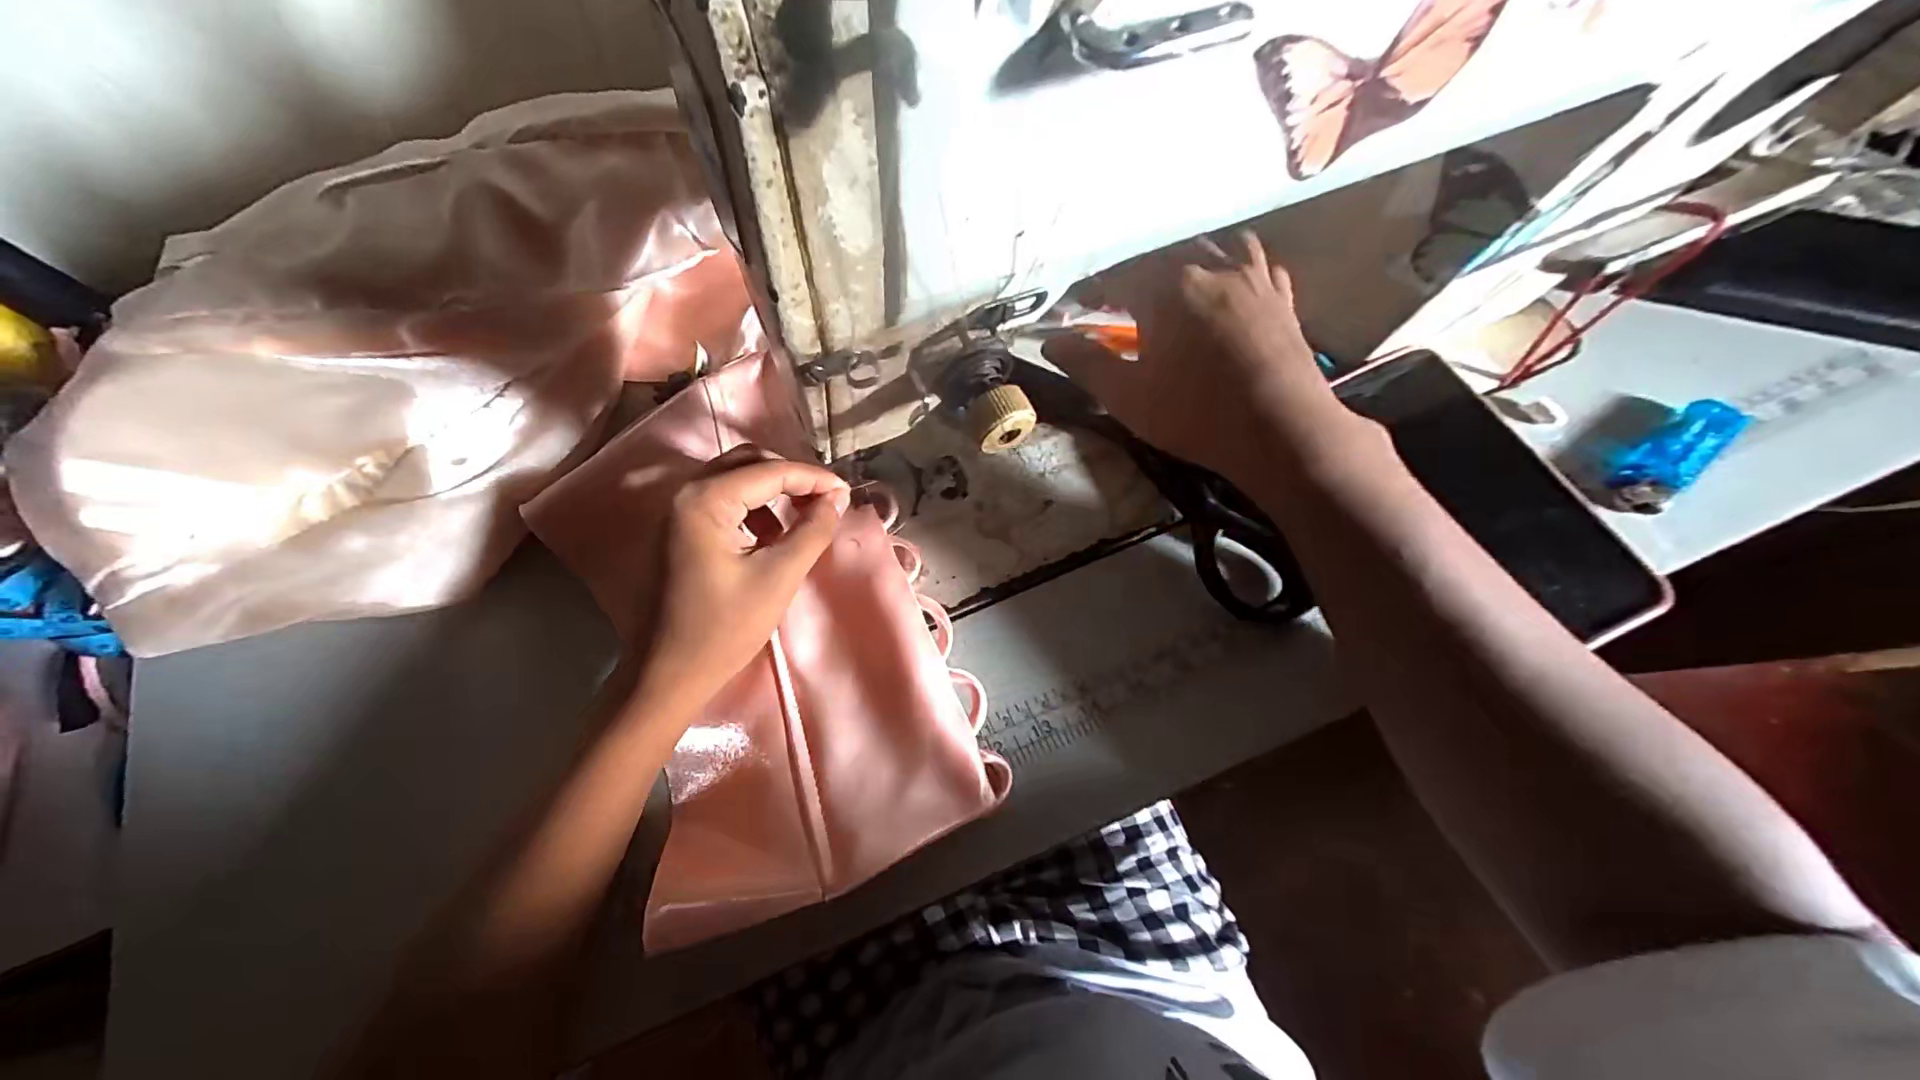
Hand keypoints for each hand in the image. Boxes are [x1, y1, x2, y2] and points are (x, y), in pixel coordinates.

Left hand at [634, 445, 849, 707]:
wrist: (669, 672)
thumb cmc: (725, 628)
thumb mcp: (779, 576)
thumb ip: (812, 530)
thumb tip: (836, 498)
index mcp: (705, 501)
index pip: (770, 471)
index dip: (814, 478)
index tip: (846, 492)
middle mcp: (686, 494)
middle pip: (749, 463)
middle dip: (792, 477)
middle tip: (826, 500)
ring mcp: (678, 512)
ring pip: (735, 479)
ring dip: (773, 491)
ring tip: (804, 517)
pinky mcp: (679, 530)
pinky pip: (723, 500)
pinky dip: (754, 507)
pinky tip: (772, 536)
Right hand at [1043, 231, 1352, 481]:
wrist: (1281, 432)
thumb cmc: (1196, 416)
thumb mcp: (1128, 397)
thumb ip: (1087, 365)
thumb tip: (1051, 342)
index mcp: (1168, 290)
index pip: (1119, 278)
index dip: (1094, 291)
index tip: (1078, 306)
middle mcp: (1211, 269)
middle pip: (1165, 256)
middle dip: (1137, 274)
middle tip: (1121, 301)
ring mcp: (1252, 279)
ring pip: (1216, 246)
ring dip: (1189, 259)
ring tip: (1177, 283)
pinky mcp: (1281, 298)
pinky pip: (1257, 264)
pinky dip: (1236, 267)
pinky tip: (1230, 287)